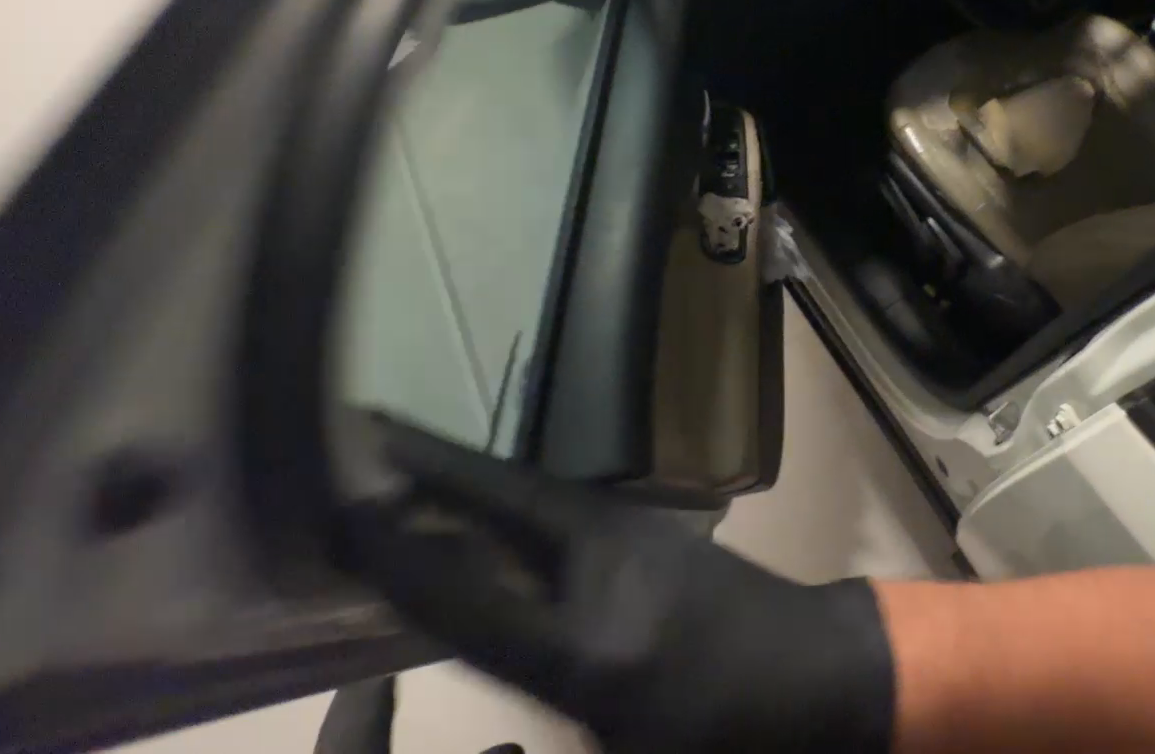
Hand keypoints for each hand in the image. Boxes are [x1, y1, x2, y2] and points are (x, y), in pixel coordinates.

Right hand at [338, 421, 895, 753]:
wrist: (821, 675)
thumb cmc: (727, 740)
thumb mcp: (623, 747)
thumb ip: (535, 731)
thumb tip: (467, 630)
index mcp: (589, 648)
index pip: (466, 597)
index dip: (394, 555)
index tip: (333, 510)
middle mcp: (605, 565)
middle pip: (501, 501)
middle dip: (428, 466)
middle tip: (360, 431)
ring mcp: (637, 532)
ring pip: (531, 496)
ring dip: (467, 478)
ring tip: (401, 461)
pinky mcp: (653, 526)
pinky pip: (559, 507)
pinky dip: (507, 498)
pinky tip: (481, 508)